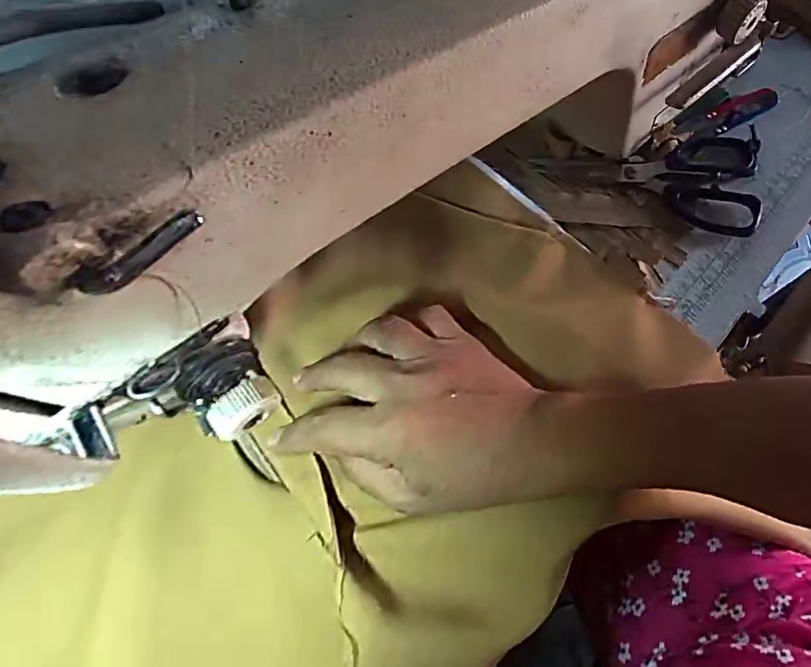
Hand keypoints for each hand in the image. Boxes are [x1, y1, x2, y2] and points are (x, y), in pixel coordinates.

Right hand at [269, 305, 553, 512]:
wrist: (529, 439)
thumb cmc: (472, 477)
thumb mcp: (413, 496)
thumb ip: (368, 474)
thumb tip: (338, 453)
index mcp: (387, 427)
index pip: (326, 426)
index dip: (298, 433)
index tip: (281, 437)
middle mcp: (401, 381)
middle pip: (344, 366)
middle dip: (316, 375)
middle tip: (304, 381)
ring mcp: (430, 352)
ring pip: (381, 329)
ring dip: (357, 339)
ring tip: (350, 349)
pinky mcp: (457, 337)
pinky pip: (426, 315)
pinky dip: (409, 320)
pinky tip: (402, 331)